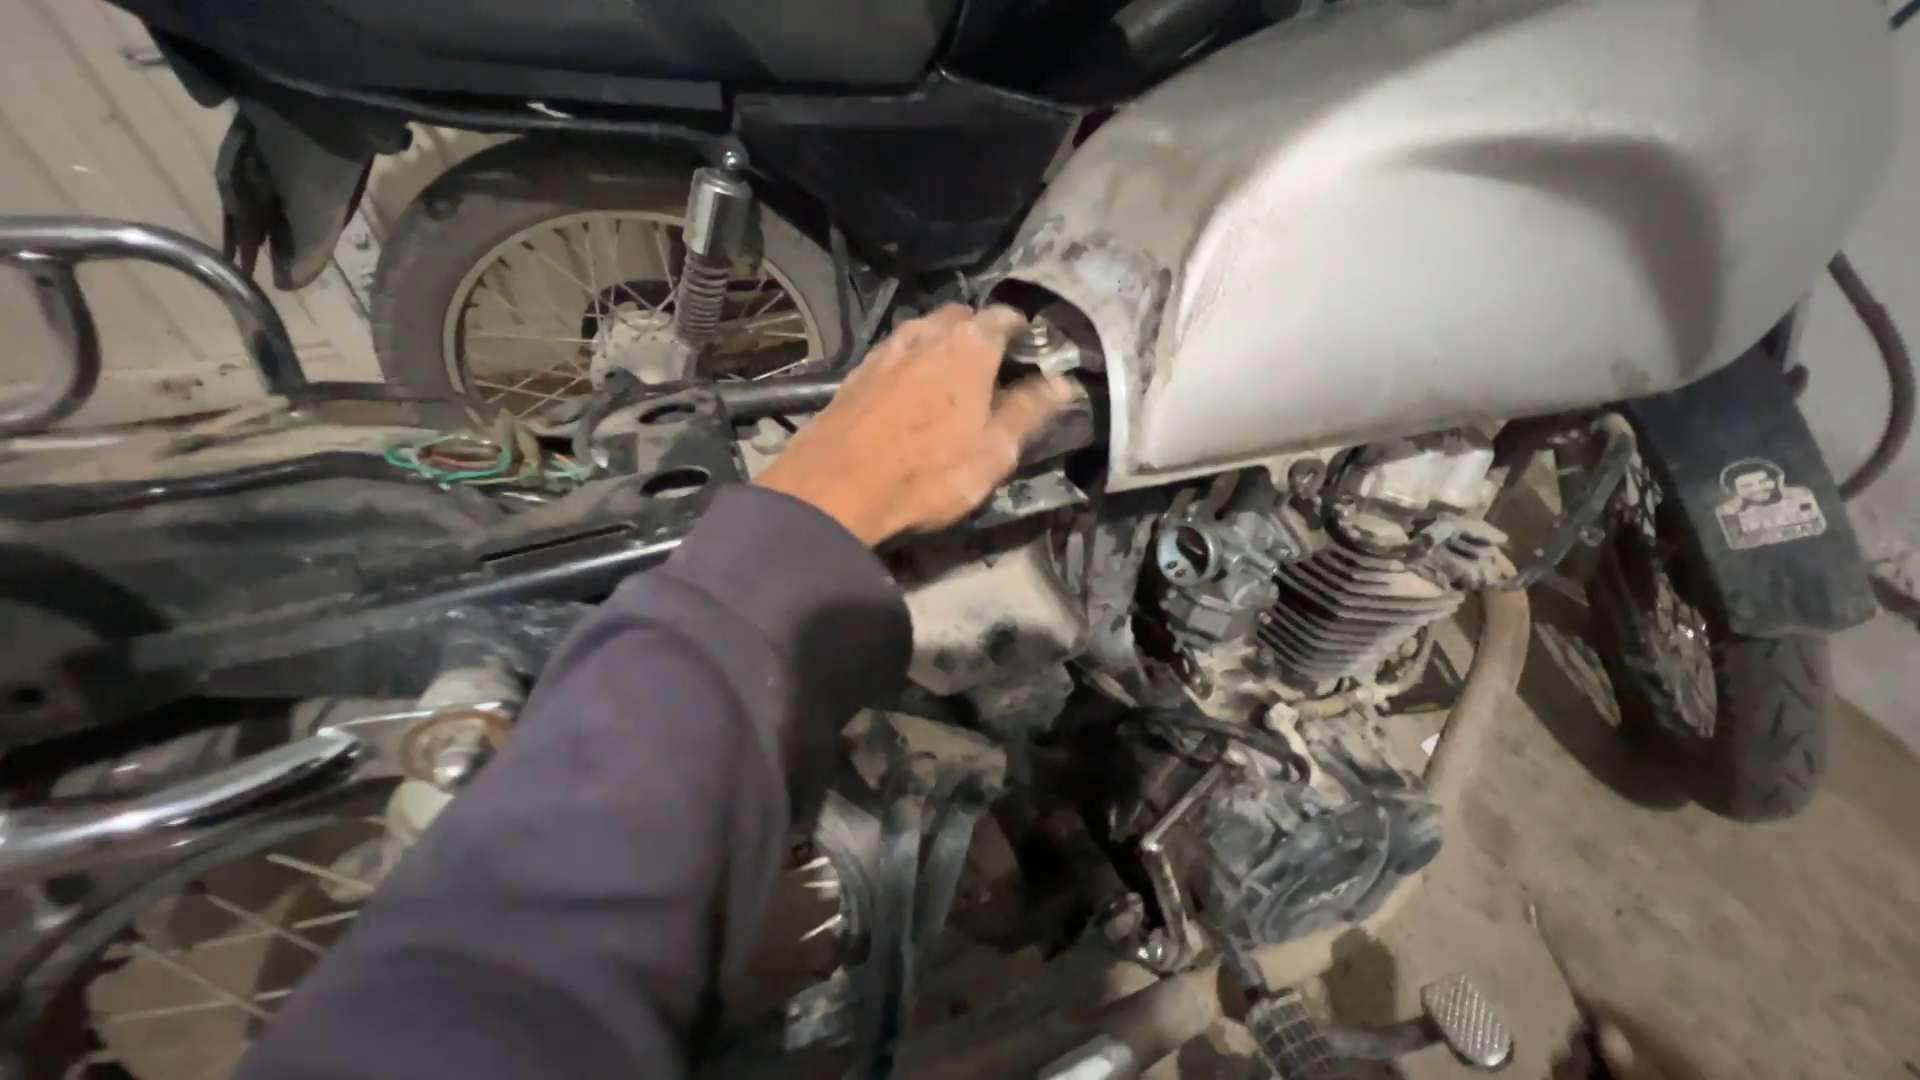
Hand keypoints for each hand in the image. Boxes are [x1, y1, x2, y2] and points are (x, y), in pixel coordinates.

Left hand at [756, 304, 1074, 545]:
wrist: (834, 489)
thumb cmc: (926, 474)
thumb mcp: (992, 452)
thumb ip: (1028, 412)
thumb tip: (1062, 384)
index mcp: (970, 346)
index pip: (1005, 317)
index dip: (1022, 330)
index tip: (1030, 350)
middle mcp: (927, 334)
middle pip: (962, 317)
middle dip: (980, 333)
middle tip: (993, 367)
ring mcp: (886, 350)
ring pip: (924, 331)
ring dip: (943, 344)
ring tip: (952, 378)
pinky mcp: (856, 371)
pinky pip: (895, 354)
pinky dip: (912, 362)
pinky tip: (911, 391)